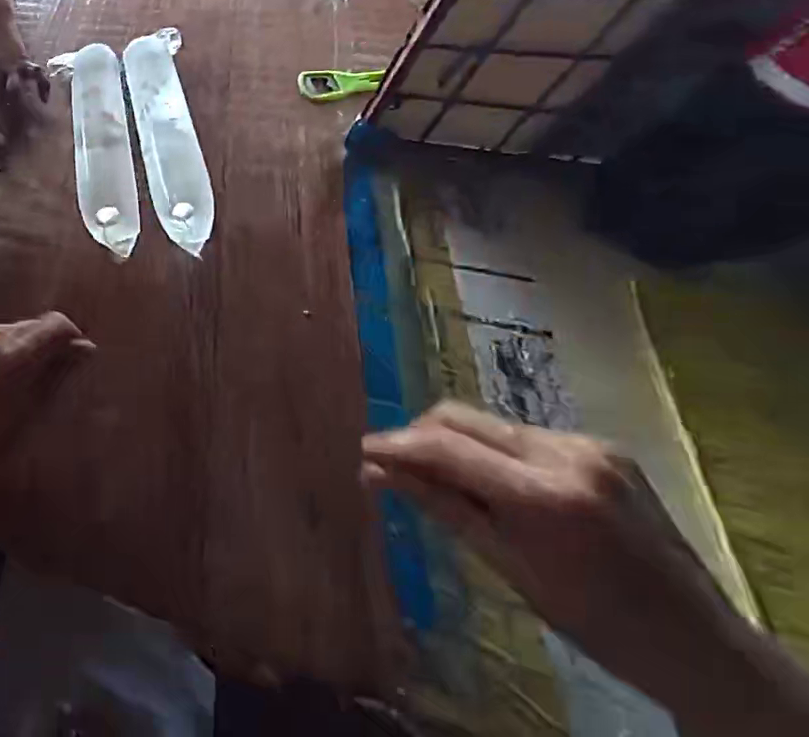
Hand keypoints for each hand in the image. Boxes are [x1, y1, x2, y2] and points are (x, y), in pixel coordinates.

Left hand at [0, 312, 93, 478]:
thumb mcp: (36, 406)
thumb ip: (59, 371)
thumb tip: (85, 347)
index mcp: (14, 356)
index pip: (56, 325)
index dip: (71, 336)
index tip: (79, 353)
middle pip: (37, 324)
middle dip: (50, 342)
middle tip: (57, 370)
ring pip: (18, 328)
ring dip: (29, 344)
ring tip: (26, 378)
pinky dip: (7, 345)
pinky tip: (4, 373)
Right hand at [364, 402, 808, 732]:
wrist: (701, 644)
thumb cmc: (593, 618)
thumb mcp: (504, 564)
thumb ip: (438, 505)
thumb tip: (372, 472)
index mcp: (546, 495)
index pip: (443, 446)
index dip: (392, 445)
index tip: (361, 453)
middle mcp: (568, 456)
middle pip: (458, 419)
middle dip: (416, 437)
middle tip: (393, 467)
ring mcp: (589, 447)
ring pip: (484, 422)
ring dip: (451, 442)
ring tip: (441, 478)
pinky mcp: (601, 448)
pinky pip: (517, 434)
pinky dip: (488, 450)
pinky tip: (490, 482)